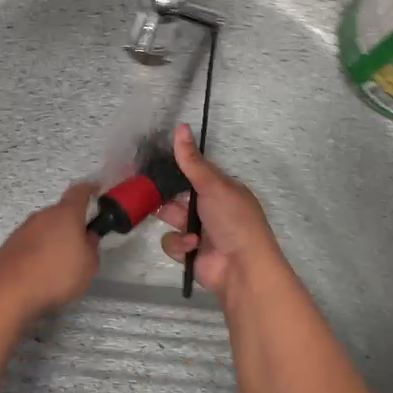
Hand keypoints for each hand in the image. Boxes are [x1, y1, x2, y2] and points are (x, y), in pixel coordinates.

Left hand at [0, 182, 101, 318]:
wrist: (9, 290)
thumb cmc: (56, 274)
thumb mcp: (89, 266)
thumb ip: (91, 248)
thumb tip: (87, 237)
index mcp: (66, 214)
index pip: (79, 192)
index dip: (89, 189)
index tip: (96, 191)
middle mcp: (43, 215)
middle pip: (61, 213)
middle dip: (71, 224)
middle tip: (80, 245)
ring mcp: (23, 228)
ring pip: (45, 228)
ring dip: (54, 239)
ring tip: (60, 264)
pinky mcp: (10, 244)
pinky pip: (31, 242)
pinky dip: (39, 251)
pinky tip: (41, 271)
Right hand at [159, 124, 282, 294]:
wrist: (241, 266)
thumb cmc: (232, 220)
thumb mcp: (213, 185)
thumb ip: (191, 161)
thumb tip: (180, 126)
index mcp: (221, 190)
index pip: (193, 173)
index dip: (175, 169)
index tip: (154, 165)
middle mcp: (209, 208)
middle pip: (176, 196)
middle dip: (166, 197)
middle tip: (151, 194)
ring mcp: (199, 231)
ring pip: (170, 219)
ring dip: (175, 222)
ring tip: (186, 229)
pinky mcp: (189, 252)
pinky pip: (171, 241)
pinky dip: (180, 244)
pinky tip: (193, 246)